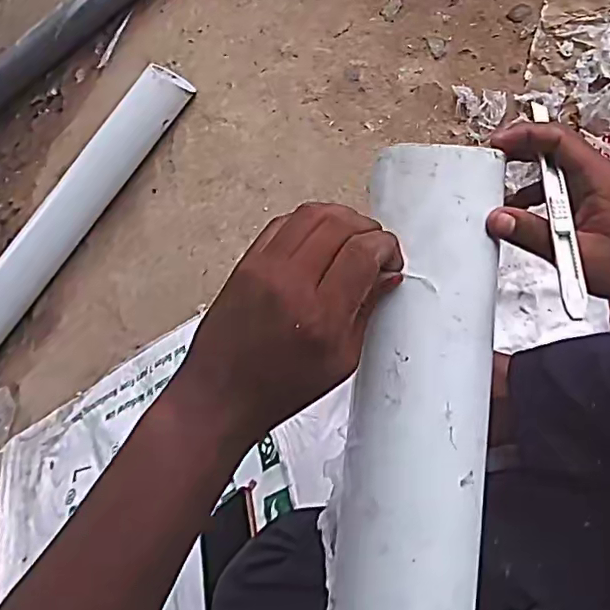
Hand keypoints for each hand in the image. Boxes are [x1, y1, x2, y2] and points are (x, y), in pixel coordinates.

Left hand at [171, 203, 402, 449]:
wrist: (219, 395)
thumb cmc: (274, 388)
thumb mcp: (340, 360)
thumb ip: (366, 310)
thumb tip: (385, 276)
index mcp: (319, 316)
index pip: (362, 253)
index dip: (386, 247)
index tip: (389, 257)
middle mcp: (289, 284)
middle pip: (339, 224)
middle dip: (367, 229)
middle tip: (374, 246)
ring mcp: (263, 269)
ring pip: (312, 214)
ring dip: (340, 218)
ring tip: (350, 237)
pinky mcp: (246, 262)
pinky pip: (283, 222)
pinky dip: (308, 222)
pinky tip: (318, 237)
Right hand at [486, 122, 609, 309]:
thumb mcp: (573, 252)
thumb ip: (532, 234)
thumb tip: (499, 218)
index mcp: (600, 178)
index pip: (560, 138)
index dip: (526, 134)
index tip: (499, 142)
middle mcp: (598, 176)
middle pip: (554, 145)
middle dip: (521, 146)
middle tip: (494, 153)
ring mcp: (593, 188)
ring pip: (553, 165)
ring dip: (525, 170)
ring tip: (500, 180)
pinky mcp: (587, 202)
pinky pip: (556, 186)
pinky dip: (534, 191)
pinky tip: (518, 209)